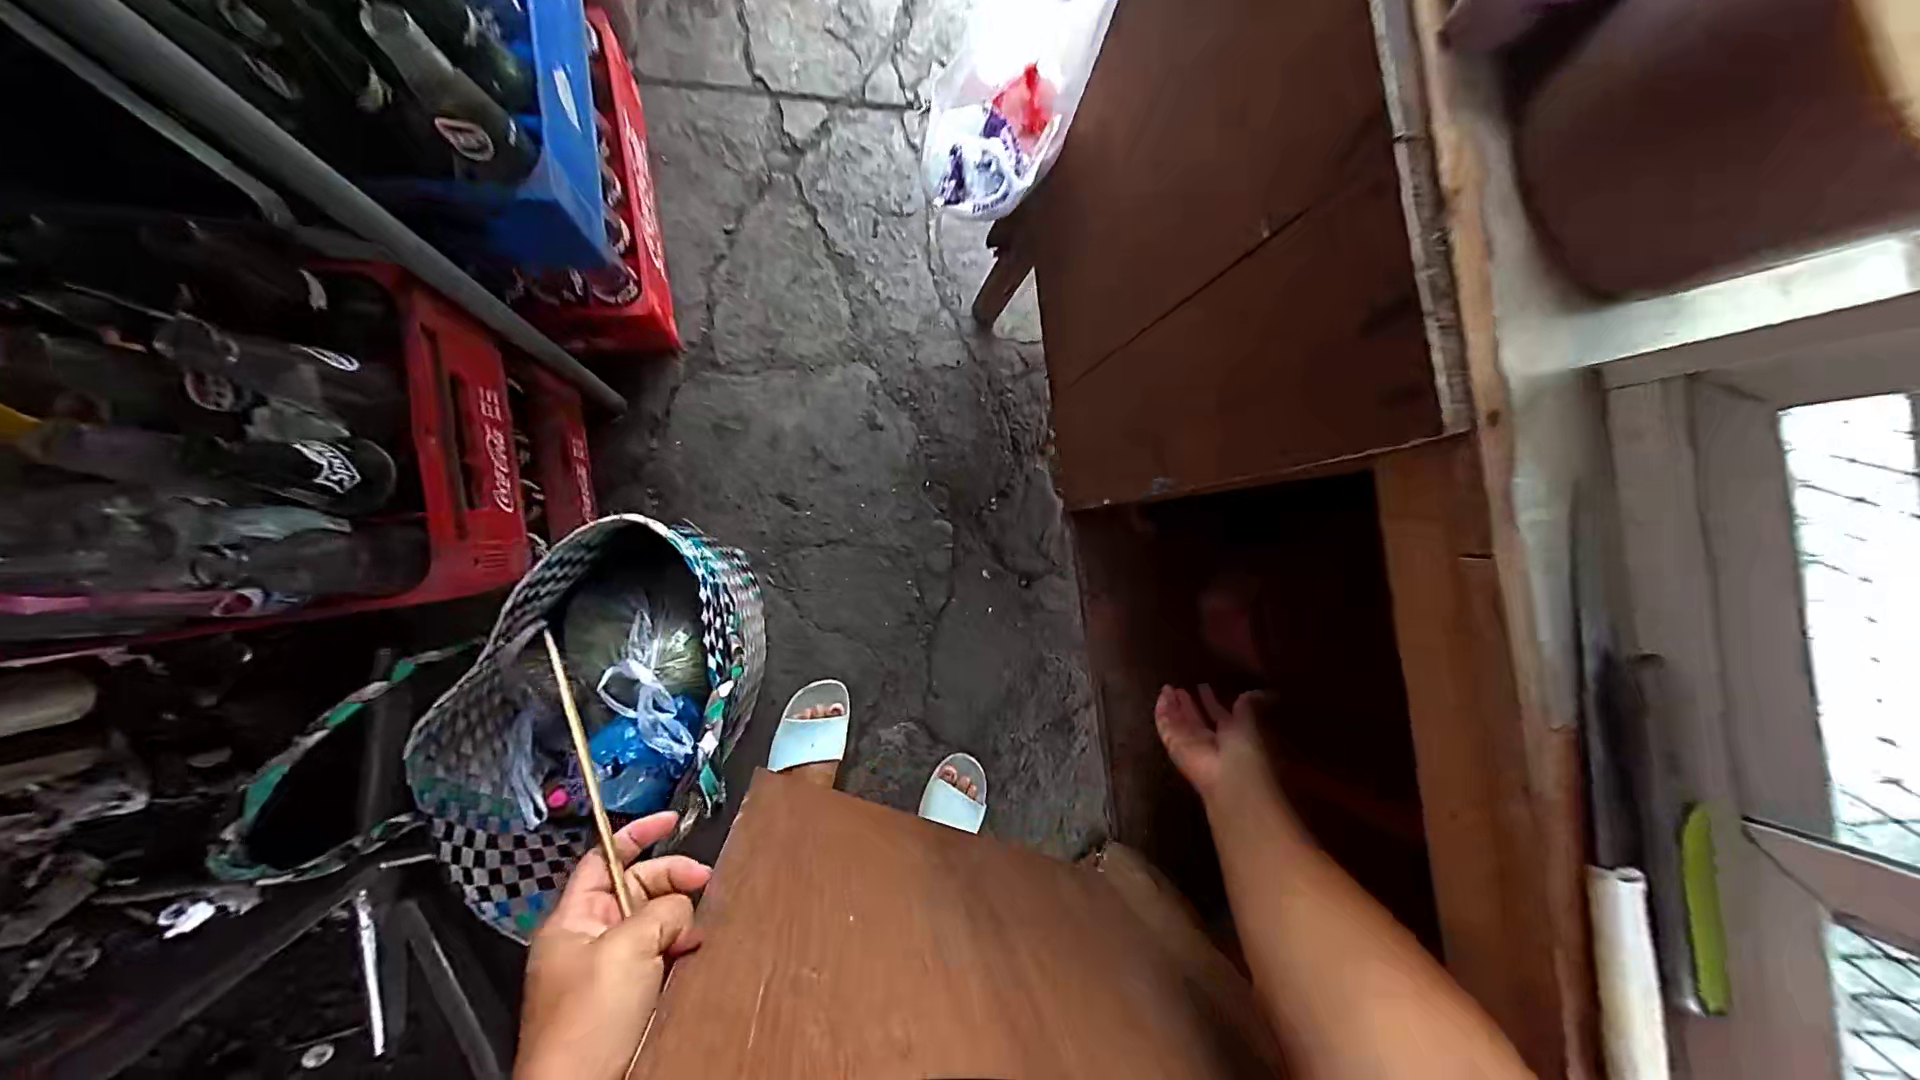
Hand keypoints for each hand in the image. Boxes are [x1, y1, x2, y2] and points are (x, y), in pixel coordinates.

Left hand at [515, 811, 711, 1079]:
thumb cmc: (585, 1025)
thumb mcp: (627, 947)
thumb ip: (662, 909)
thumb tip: (683, 909)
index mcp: (573, 921)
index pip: (605, 859)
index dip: (638, 834)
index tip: (670, 821)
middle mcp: (591, 940)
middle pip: (640, 887)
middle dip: (673, 881)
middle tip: (704, 883)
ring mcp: (612, 969)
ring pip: (658, 922)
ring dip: (681, 922)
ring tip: (693, 937)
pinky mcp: (631, 995)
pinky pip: (664, 955)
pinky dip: (682, 950)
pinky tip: (692, 958)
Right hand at [1153, 685, 1276, 808]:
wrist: (1230, 779)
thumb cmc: (1246, 751)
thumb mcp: (1250, 723)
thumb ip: (1246, 708)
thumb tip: (1253, 693)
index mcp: (1231, 736)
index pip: (1217, 716)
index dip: (1210, 702)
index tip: (1203, 686)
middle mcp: (1209, 742)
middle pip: (1194, 720)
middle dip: (1187, 705)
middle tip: (1179, 689)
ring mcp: (1190, 744)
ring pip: (1178, 723)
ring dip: (1173, 706)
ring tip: (1166, 689)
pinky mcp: (1174, 747)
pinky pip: (1166, 727)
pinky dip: (1163, 713)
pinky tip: (1161, 698)